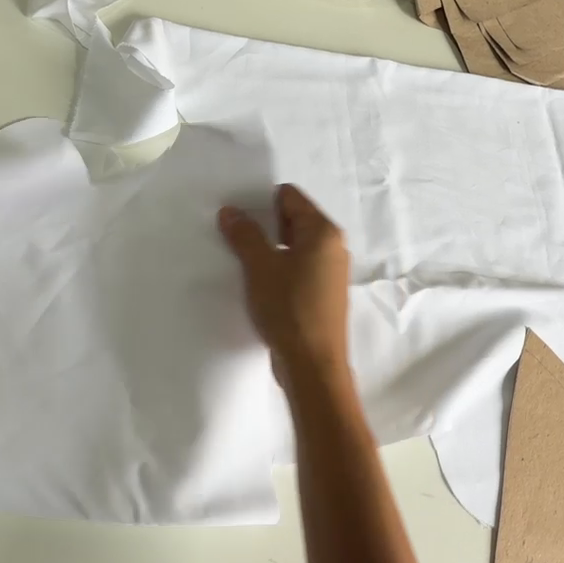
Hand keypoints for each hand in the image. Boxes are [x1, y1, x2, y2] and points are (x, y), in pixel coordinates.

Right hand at [218, 185, 351, 396]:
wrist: (313, 366)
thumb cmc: (289, 308)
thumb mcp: (260, 267)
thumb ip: (245, 234)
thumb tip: (231, 211)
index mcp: (323, 231)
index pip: (290, 196)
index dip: (261, 200)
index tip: (235, 213)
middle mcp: (333, 246)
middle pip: (292, 220)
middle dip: (262, 225)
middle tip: (231, 233)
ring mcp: (330, 272)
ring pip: (293, 247)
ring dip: (268, 249)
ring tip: (239, 258)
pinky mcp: (323, 294)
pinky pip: (297, 268)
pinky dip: (278, 269)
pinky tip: (256, 282)